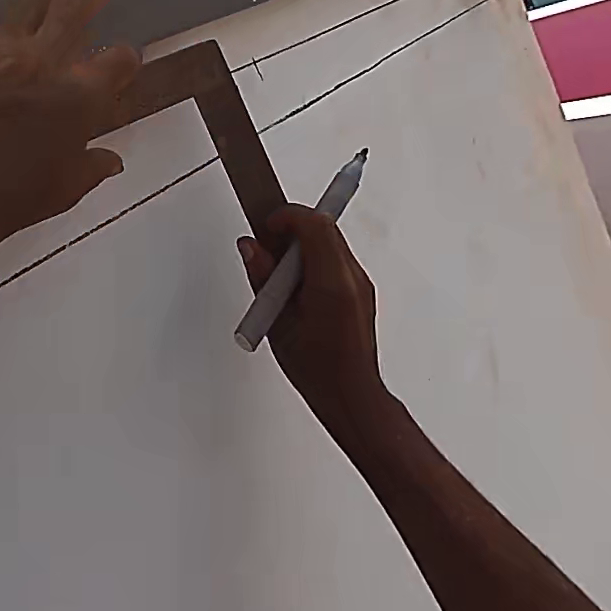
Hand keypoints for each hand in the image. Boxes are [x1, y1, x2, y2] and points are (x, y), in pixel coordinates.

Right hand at [237, 205, 380, 405]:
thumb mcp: (277, 320)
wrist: (350, 395)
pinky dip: (313, 257)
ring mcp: (360, 283)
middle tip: (269, 242)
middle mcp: (352, 278)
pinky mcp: (360, 289)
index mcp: (332, 283)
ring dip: (302, 242)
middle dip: (293, 226)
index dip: (288, 216)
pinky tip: (296, 281)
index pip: (315, 225)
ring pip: (330, 240)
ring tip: (279, 269)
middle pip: (324, 227)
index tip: (268, 224)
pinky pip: (336, 256)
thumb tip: (251, 247)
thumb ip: (262, 276)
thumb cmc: (318, 368)